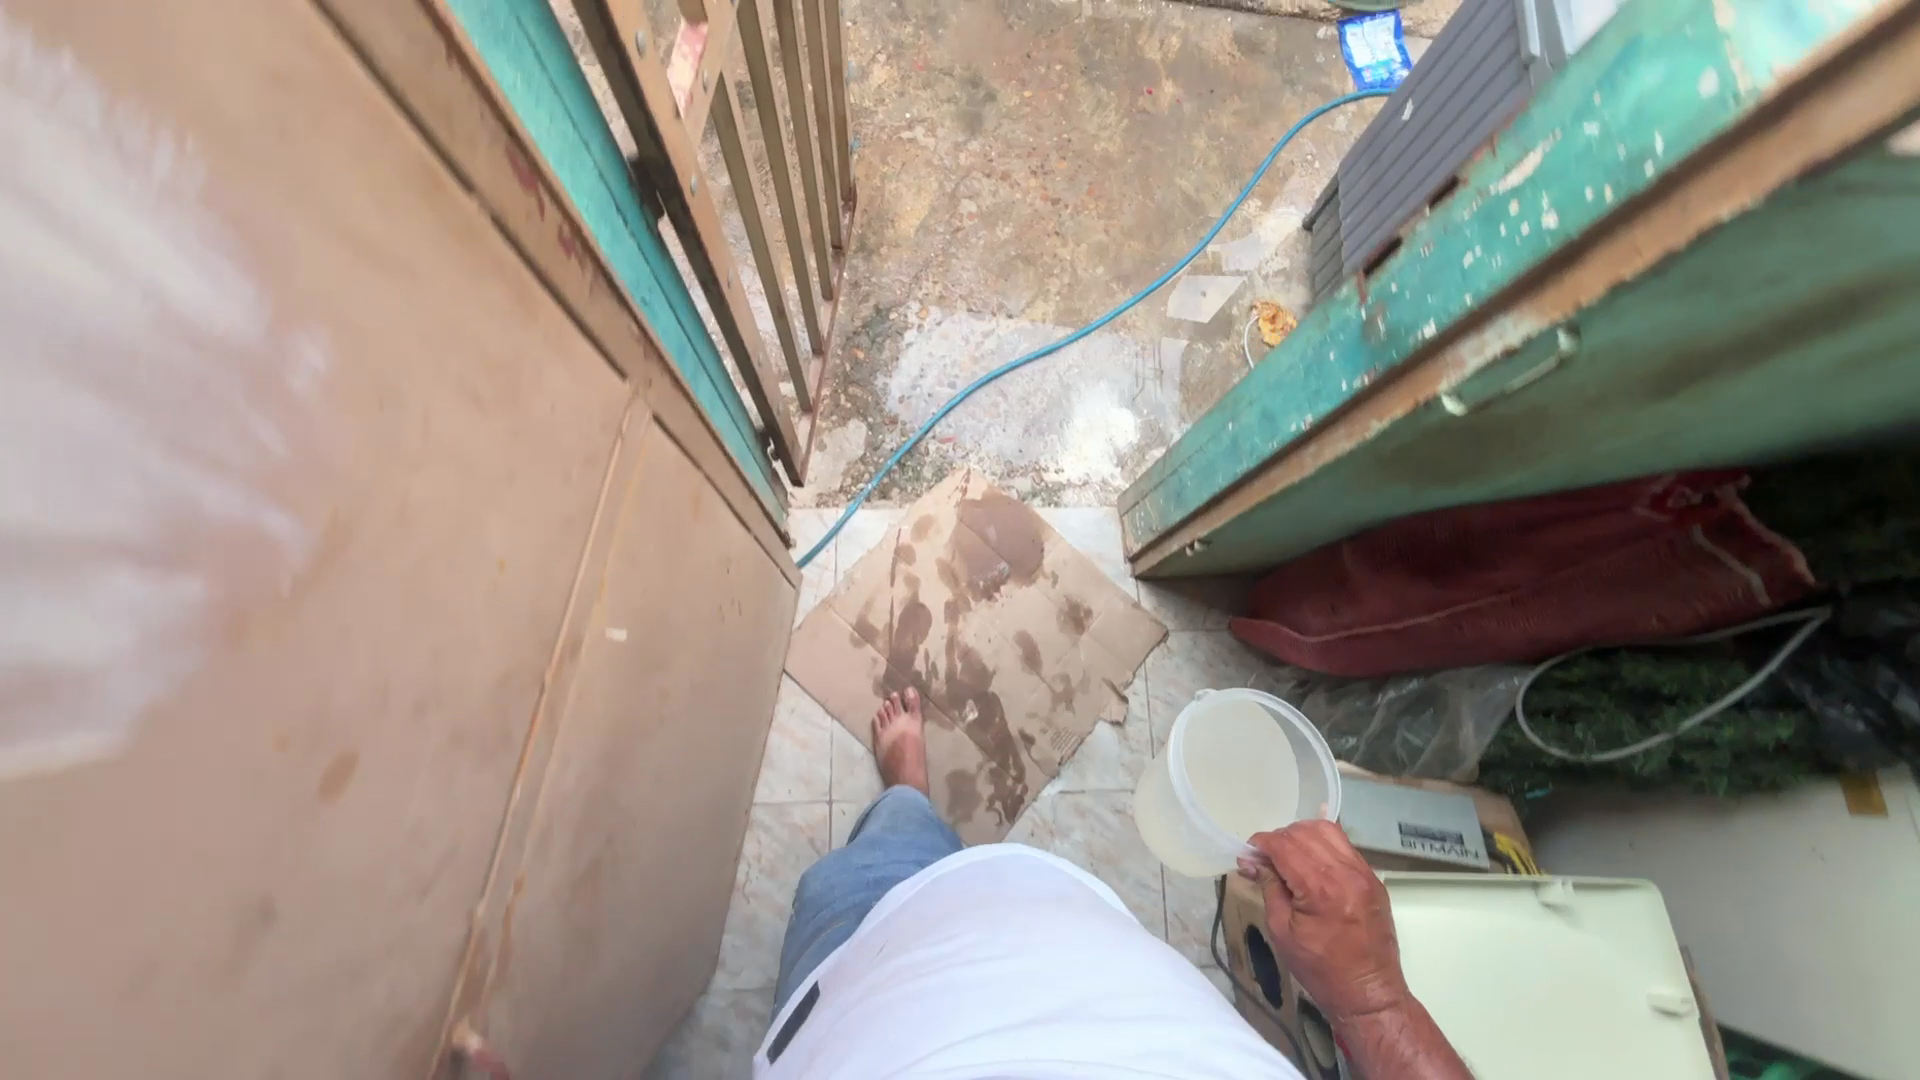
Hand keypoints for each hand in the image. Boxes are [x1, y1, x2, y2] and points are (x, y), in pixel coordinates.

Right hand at [1239, 820, 1410, 1024]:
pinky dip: (1323, 843)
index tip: (1248, 855)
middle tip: (1265, 860)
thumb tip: (1249, 861)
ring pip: (1326, 829)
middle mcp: (1345, 872)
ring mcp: (1363, 873)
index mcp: (1320, 887)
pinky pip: (1344, 844)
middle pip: (1302, 832)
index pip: (1283, 844)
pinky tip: (1311, 858)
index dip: (1260, 844)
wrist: (1368, 994)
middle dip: (1278, 839)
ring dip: (1301, 835)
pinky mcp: (1373, 879)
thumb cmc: (1320, 968)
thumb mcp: (1281, 930)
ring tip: (1289, 856)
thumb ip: (1268, 886)